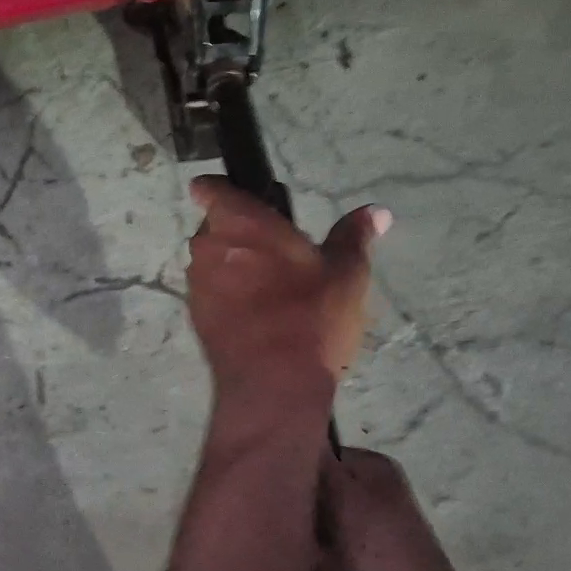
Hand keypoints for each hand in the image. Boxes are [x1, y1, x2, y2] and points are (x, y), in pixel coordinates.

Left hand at [185, 175, 387, 417]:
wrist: (273, 383)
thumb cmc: (310, 316)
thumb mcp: (346, 273)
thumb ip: (354, 236)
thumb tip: (376, 212)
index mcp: (238, 221)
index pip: (210, 187)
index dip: (222, 190)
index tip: (247, 202)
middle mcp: (206, 244)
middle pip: (215, 225)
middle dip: (240, 233)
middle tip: (278, 253)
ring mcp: (195, 280)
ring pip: (212, 259)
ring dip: (233, 265)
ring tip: (272, 288)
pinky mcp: (194, 314)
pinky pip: (210, 290)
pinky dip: (228, 294)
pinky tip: (258, 315)